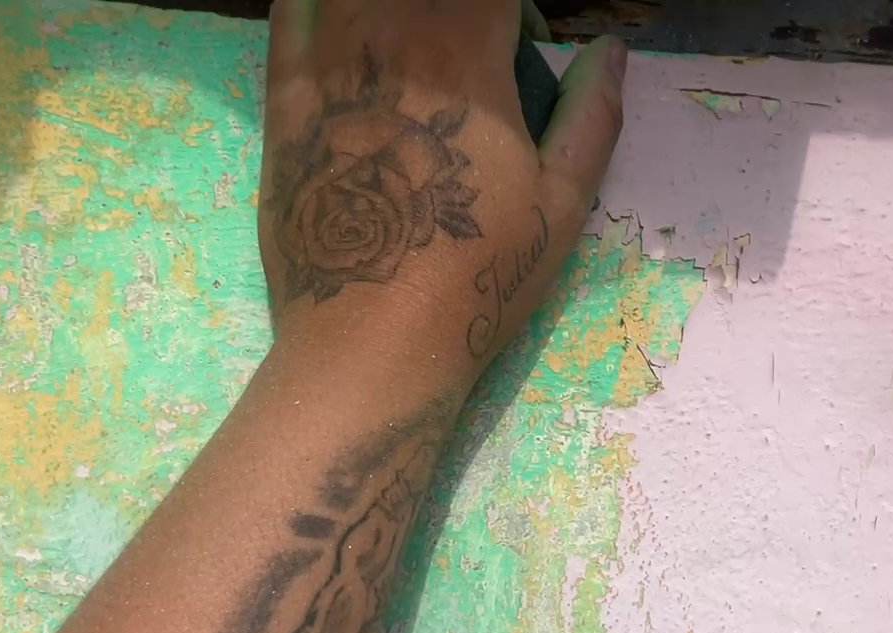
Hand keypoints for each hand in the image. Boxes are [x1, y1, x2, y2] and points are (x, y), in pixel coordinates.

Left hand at [258, 0, 625, 384]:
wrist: (375, 340)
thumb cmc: (477, 278)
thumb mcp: (559, 208)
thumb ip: (592, 118)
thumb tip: (610, 49)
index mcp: (463, 54)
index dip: (515, 11)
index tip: (520, 51)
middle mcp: (389, 35)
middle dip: (459, 14)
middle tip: (469, 68)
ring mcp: (327, 65)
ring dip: (396, 17)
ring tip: (413, 67)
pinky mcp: (282, 103)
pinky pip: (288, 13)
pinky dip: (316, 10)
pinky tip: (349, 47)